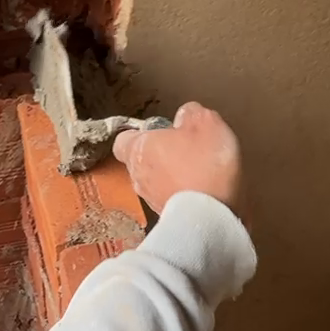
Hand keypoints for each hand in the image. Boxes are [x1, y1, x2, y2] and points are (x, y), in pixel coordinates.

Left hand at [112, 102, 241, 214]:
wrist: (207, 215)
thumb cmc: (202, 165)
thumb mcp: (205, 123)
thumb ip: (191, 114)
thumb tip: (185, 114)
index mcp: (138, 148)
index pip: (123, 140)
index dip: (139, 133)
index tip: (157, 131)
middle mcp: (137, 176)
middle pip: (141, 161)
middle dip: (159, 155)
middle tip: (184, 148)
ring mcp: (149, 199)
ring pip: (155, 181)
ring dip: (171, 176)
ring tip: (197, 171)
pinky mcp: (164, 216)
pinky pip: (168, 199)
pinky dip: (180, 193)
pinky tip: (201, 190)